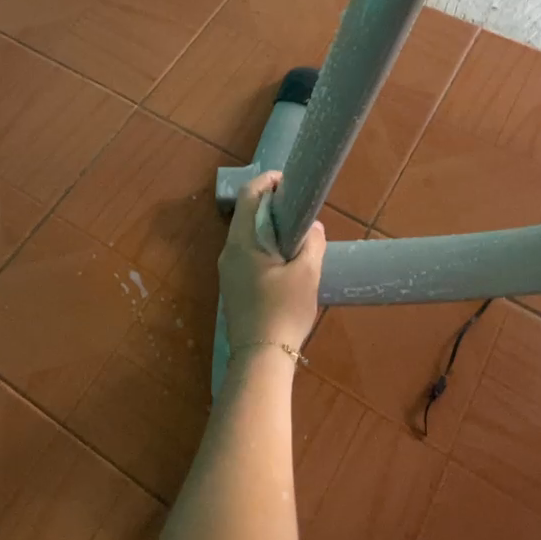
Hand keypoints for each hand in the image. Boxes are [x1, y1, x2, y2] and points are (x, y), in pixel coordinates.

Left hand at [218, 171, 326, 354]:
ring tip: (295, 230)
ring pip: (246, 235)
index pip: (250, 195)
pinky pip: (246, 253)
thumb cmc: (283, 311)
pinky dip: (263, 244)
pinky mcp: (232, 287)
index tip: (289, 181)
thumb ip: (311, 244)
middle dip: (270, 203)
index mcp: (242, 242)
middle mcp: (228, 251)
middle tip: (298, 204)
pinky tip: (283, 258)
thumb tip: (313, 226)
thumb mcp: (307, 274)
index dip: (268, 181)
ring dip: (268, 226)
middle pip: (246, 214)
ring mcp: (227, 271)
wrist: (260, 358)